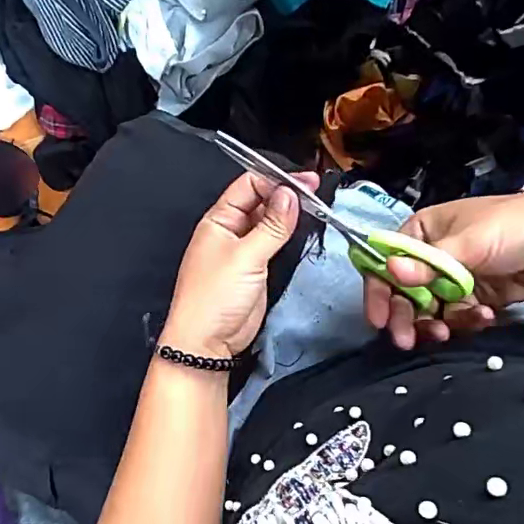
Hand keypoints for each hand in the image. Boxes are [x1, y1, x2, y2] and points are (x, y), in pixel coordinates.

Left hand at [162, 172, 300, 358]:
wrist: (207, 343)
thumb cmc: (214, 298)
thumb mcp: (246, 257)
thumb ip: (272, 226)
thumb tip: (291, 195)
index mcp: (218, 220)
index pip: (248, 185)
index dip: (276, 180)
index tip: (305, 181)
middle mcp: (230, 231)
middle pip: (261, 201)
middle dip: (286, 194)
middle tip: (316, 191)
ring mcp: (244, 251)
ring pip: (269, 222)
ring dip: (289, 214)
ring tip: (315, 206)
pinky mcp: (256, 269)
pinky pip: (273, 243)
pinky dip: (288, 234)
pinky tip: (302, 229)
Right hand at [365, 193, 523, 348]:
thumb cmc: (512, 228)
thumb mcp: (470, 243)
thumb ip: (431, 263)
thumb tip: (391, 270)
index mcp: (421, 232)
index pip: (386, 264)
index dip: (379, 292)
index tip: (379, 320)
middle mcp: (429, 257)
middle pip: (402, 294)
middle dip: (405, 318)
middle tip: (406, 341)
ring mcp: (450, 280)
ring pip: (427, 312)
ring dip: (434, 326)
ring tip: (447, 333)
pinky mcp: (470, 300)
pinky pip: (454, 318)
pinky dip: (464, 322)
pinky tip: (484, 316)